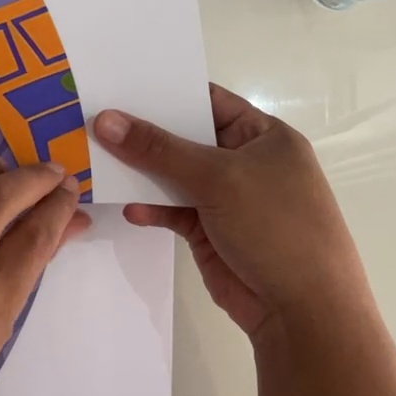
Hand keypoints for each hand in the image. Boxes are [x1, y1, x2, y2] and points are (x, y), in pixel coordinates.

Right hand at [93, 84, 367, 336]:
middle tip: (92, 119)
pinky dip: (152, 207)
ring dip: (140, 172)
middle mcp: (244, 161)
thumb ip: (158, 149)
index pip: (209, 101)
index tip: (118, 84)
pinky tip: (129, 209)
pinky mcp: (210, 230)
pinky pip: (172, 209)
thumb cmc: (275, 226)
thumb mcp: (218, 177)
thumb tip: (105, 120)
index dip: (166, 92)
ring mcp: (227, 198)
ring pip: (173, 175)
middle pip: (185, 138)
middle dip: (143, 133)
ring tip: (96, 160)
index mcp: (264, 136)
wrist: (303, 311)